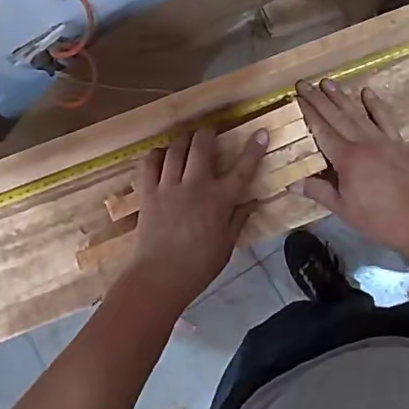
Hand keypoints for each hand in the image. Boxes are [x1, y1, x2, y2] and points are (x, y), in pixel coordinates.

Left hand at [123, 126, 267, 313]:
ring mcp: (169, 187)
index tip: (261, 132)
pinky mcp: (148, 192)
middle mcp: (195, 185)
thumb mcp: (227, 244)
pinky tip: (161, 155)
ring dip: (183, 140)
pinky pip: (149, 164)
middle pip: (202, 145)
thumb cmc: (199, 266)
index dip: (254, 148)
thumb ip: (239, 218)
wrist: (160, 277)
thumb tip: (253, 201)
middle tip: (210, 132)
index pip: (243, 168)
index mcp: (220, 200)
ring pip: (175, 149)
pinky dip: (155, 154)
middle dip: (208, 133)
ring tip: (187, 140)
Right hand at [292, 80, 408, 253]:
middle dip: (319, 99)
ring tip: (328, 82)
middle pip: (337, 116)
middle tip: (304, 83)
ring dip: (342, 96)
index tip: (296, 98)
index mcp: (346, 159)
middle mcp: (363, 143)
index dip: (308, 113)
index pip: (322, 131)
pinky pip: (385, 119)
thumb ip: (318, 191)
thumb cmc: (377, 218)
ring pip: (358, 113)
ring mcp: (383, 140)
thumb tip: (292, 183)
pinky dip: (376, 105)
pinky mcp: (398, 143)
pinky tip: (367, 92)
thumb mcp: (342, 208)